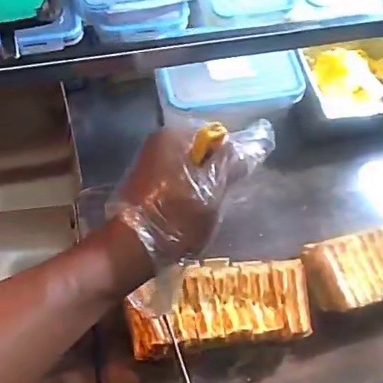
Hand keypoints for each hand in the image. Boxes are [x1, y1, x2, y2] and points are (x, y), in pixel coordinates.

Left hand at [108, 121, 274, 268]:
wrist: (130, 247)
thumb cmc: (175, 217)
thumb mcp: (211, 191)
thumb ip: (231, 164)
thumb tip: (253, 144)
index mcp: (175, 136)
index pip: (217, 136)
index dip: (231, 158)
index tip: (235, 182)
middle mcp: (157, 141)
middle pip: (200, 152)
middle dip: (213, 172)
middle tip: (218, 199)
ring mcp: (146, 161)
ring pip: (186, 168)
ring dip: (198, 184)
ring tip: (201, 210)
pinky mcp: (140, 181)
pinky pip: (172, 179)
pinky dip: (182, 191)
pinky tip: (184, 212)